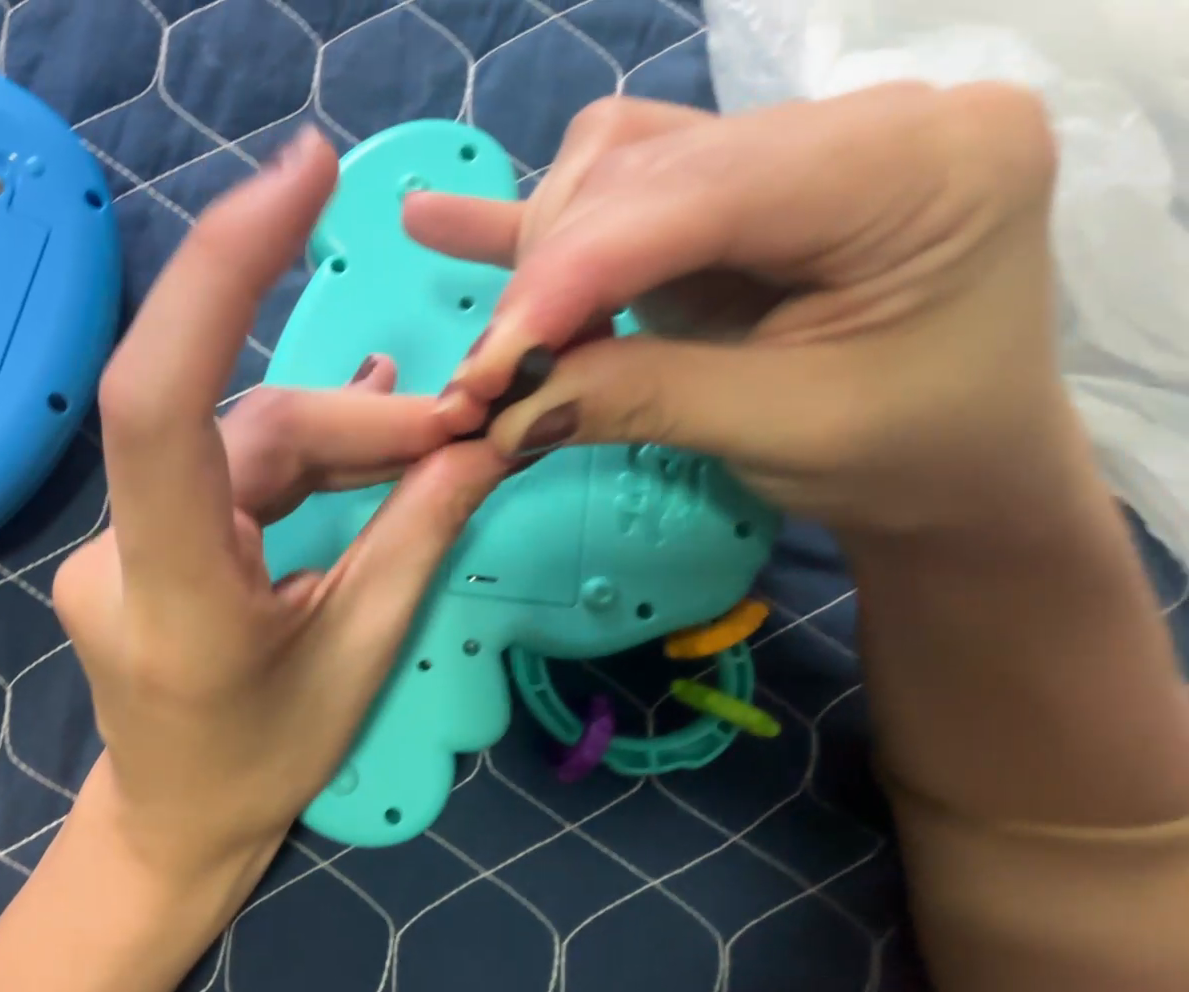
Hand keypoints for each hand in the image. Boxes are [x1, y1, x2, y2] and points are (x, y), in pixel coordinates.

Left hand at [53, 128, 510, 882]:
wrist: (171, 823)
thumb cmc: (261, 766)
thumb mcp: (359, 658)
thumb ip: (416, 536)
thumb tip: (480, 433)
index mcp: (171, 596)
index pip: (159, 405)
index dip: (218, 276)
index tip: (300, 178)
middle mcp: (120, 551)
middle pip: (244, 429)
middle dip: (356, 421)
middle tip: (464, 424)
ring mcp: (116, 540)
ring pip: (239, 446)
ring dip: (341, 440)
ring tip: (432, 444)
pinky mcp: (135, 536)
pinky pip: (223, 468)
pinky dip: (300, 453)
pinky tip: (368, 435)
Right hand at [405, 84, 1095, 543]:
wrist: (956, 464)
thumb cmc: (908, 453)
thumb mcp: (777, 429)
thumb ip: (636, 398)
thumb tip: (499, 410)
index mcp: (914, 167)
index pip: (694, 197)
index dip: (568, 280)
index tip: (484, 371)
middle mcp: (850, 126)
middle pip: (641, 168)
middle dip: (549, 281)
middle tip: (492, 383)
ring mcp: (786, 149)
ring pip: (614, 166)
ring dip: (545, 258)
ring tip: (512, 342)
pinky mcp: (729, 188)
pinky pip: (618, 185)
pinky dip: (533, 221)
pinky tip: (436, 219)